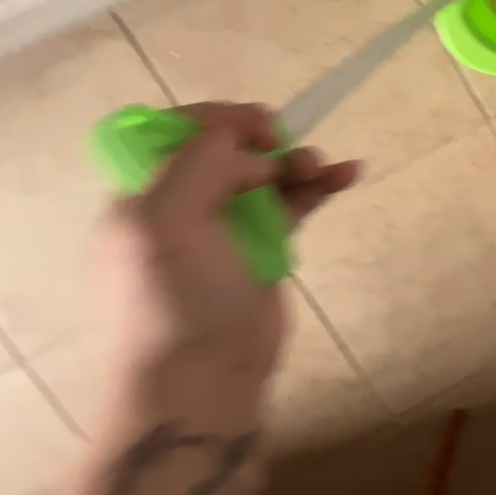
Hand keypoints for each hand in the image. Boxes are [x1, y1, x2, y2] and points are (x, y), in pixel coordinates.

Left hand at [94, 103, 361, 395]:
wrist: (201, 376)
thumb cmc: (174, 298)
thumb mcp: (164, 221)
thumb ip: (202, 163)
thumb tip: (253, 151)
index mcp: (144, 195)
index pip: (174, 131)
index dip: (217, 118)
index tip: (255, 130)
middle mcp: (183, 204)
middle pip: (231, 146)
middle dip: (266, 138)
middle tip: (286, 152)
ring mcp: (226, 225)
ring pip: (270, 171)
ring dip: (301, 160)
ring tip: (324, 170)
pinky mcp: (265, 245)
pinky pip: (297, 200)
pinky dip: (323, 183)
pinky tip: (350, 174)